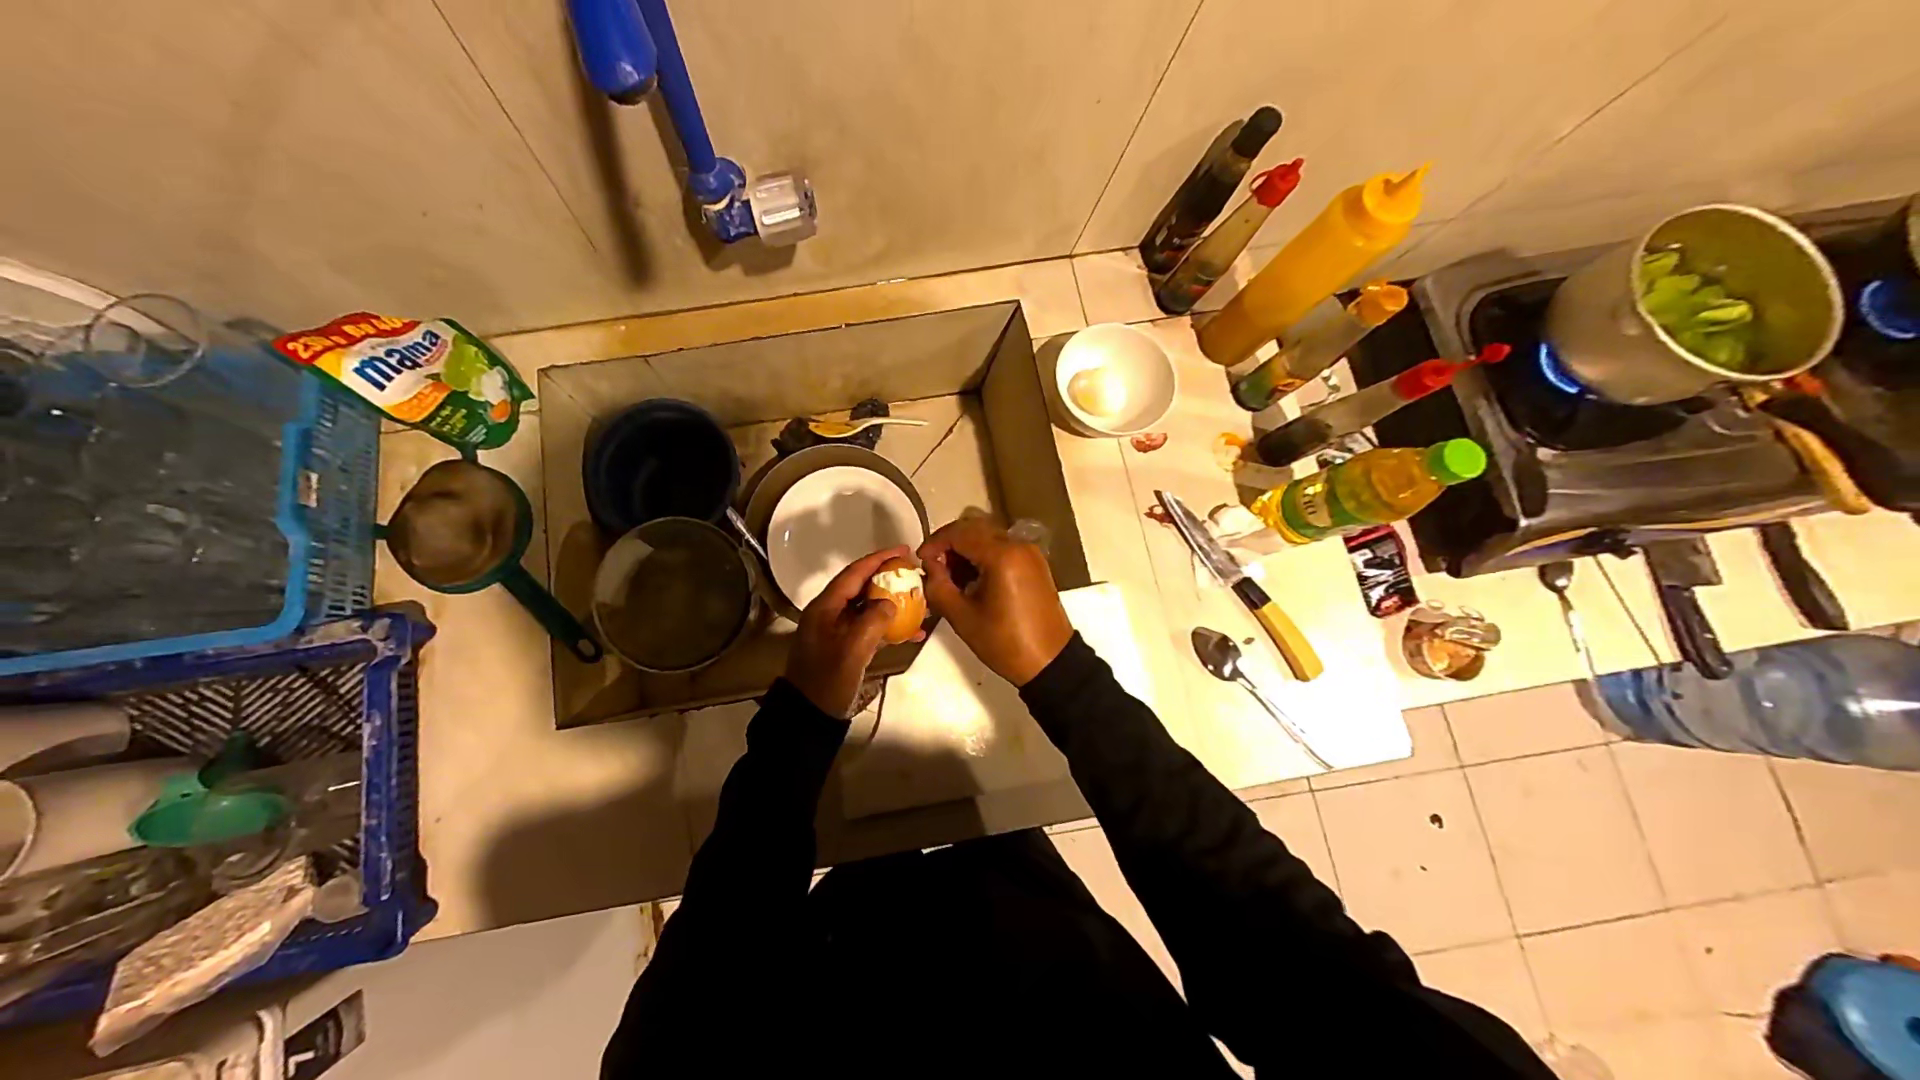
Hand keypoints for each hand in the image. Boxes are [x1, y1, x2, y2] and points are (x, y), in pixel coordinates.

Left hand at [784, 546, 914, 717]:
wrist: (810, 714)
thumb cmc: (828, 679)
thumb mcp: (853, 648)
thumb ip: (874, 619)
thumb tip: (890, 603)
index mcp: (825, 607)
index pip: (855, 573)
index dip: (879, 559)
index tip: (904, 550)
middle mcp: (829, 613)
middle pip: (862, 586)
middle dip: (888, 578)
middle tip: (913, 573)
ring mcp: (836, 630)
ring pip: (868, 607)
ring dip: (892, 602)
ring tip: (918, 599)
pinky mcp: (844, 646)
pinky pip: (869, 627)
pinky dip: (889, 626)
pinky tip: (912, 631)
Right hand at [918, 516, 1072, 685]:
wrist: (1050, 661)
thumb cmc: (1006, 642)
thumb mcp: (962, 617)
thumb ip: (938, 585)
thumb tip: (930, 566)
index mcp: (1002, 556)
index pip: (959, 532)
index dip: (935, 543)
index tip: (921, 561)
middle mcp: (1018, 545)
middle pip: (975, 527)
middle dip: (950, 543)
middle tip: (934, 567)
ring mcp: (1030, 553)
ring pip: (989, 535)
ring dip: (966, 548)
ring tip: (951, 576)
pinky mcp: (1035, 563)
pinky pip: (1003, 547)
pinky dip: (983, 554)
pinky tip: (973, 578)